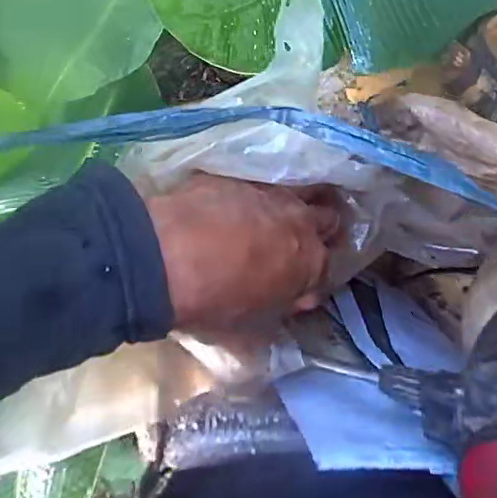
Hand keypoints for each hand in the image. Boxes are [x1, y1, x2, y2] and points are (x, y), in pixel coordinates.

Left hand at [142, 174, 340, 331]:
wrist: (166, 254)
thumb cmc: (213, 301)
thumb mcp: (254, 323)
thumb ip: (283, 305)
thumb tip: (297, 296)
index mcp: (311, 262)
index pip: (330, 266)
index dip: (317, 272)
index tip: (304, 277)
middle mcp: (300, 220)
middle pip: (327, 218)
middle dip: (320, 227)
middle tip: (302, 237)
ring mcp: (271, 191)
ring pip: (303, 188)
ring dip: (300, 199)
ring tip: (284, 208)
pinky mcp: (240, 174)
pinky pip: (261, 179)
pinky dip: (258, 190)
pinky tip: (241, 198)